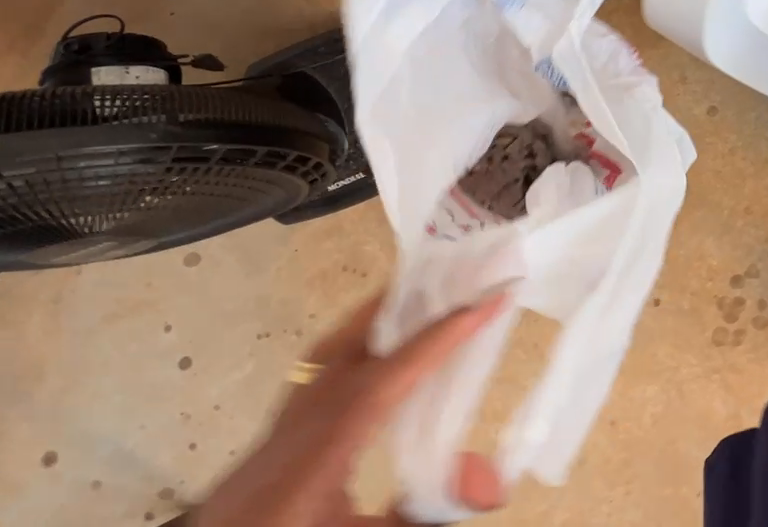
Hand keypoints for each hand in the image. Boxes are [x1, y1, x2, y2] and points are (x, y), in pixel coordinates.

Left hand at [189, 289, 511, 525]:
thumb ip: (429, 511)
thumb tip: (493, 473)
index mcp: (309, 464)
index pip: (381, 384)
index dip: (439, 339)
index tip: (491, 302)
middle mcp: (286, 440)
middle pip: (342, 352)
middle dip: (403, 307)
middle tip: (457, 274)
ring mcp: (269, 442)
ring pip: (321, 361)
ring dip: (377, 322)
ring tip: (424, 295)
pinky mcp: (265, 450)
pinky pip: (313, 380)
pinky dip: (354, 349)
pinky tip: (382, 350)